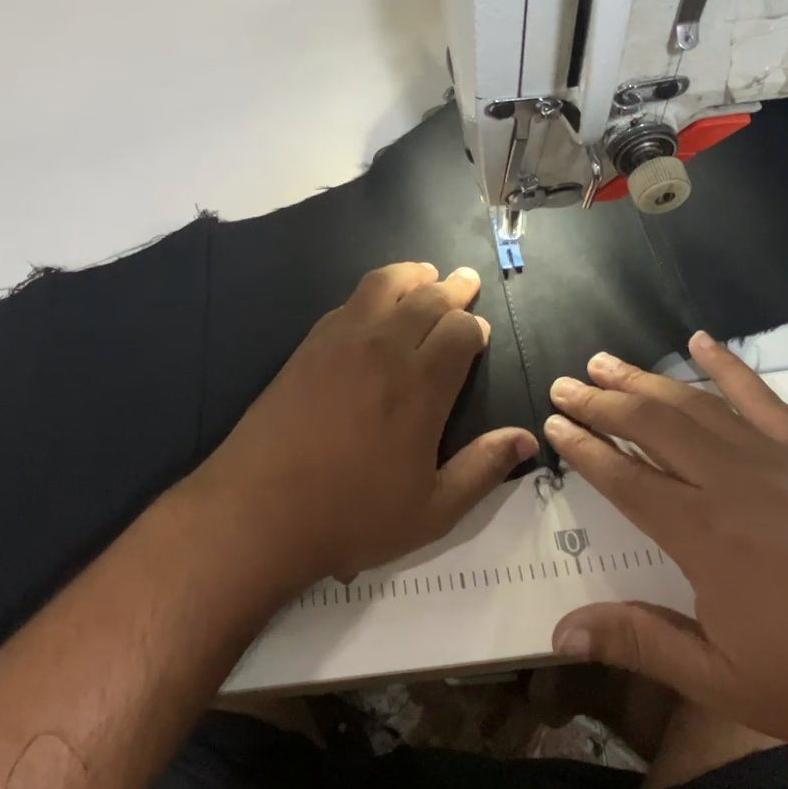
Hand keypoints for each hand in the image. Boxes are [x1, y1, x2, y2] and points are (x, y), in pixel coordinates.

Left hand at [199, 262, 536, 584]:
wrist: (260, 510)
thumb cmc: (352, 515)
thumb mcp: (432, 511)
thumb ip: (482, 470)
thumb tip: (527, 440)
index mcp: (422, 386)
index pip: (460, 332)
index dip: (475, 328)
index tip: (479, 334)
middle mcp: (384, 349)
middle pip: (427, 300)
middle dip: (453, 288)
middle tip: (465, 282)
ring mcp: (340, 342)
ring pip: (383, 286)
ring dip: (411, 276)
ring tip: (425, 273)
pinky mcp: (307, 347)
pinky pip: (347, 302)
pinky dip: (372, 292)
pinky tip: (374, 304)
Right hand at [542, 332, 787, 765]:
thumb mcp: (720, 680)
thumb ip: (638, 643)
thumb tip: (559, 632)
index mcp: (704, 535)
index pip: (625, 477)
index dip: (584, 448)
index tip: (553, 423)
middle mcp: (735, 484)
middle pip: (653, 426)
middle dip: (602, 402)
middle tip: (563, 384)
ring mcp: (779, 462)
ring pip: (698, 406)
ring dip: (646, 380)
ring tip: (605, 362)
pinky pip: (764, 399)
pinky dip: (730, 368)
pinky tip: (702, 342)